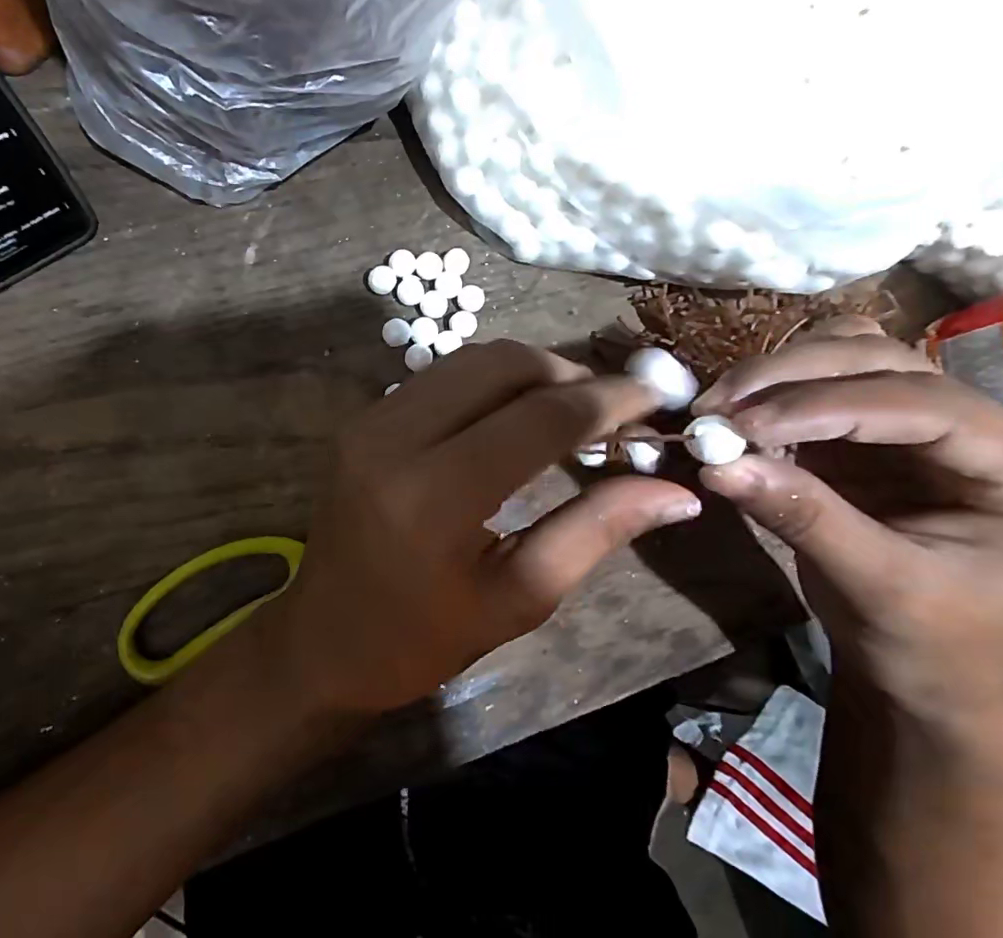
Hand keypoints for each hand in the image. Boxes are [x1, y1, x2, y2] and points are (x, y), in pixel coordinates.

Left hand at [265, 340, 703, 714]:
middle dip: (567, 374)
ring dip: (527, 372)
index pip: (538, 419)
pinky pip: (436, 378)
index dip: (607, 401)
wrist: (324, 640)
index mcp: (435, 497)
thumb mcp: (519, 597)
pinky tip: (512, 416)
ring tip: (569, 410)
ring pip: (466, 361)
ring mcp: (367, 423)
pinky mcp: (358, 420)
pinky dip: (486, 383)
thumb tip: (678, 492)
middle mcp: (394, 440)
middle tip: (610, 409)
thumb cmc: (423, 639)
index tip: (655, 398)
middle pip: (500, 365)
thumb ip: (595, 531)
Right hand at [691, 319, 1002, 714]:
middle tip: (716, 409)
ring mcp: (935, 423)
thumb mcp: (874, 588)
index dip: (826, 407)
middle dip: (792, 379)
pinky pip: (825, 383)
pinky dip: (775, 391)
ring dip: (778, 374)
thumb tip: (717, 463)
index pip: (928, 406)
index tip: (741, 426)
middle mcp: (996, 430)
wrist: (926, 674)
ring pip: (854, 355)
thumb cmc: (927, 646)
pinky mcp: (882, 430)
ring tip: (718, 409)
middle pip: (887, 362)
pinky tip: (737, 415)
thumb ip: (804, 517)